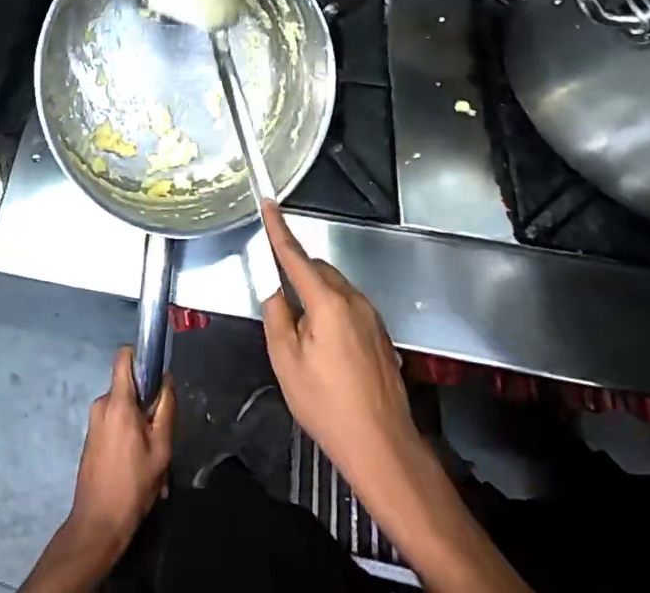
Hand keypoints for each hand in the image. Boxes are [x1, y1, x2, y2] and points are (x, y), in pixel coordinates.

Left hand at [67, 345, 173, 546]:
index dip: (141, 355)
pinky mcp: (92, 439)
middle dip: (149, 406)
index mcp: (117, 402)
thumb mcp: (161, 447)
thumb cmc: (132, 485)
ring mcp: (94, 423)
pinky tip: (142, 471)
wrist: (98, 525)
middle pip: (130, 388)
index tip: (158, 373)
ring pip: (125, 411)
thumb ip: (165, 408)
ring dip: (143, 430)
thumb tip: (166, 380)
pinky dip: (131, 441)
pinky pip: (116, 426)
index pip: (123, 357)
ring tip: (155, 462)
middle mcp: (101, 405)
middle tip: (163, 436)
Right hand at [258, 200, 418, 486]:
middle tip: (276, 298)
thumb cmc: (326, 404)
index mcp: (327, 302)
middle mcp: (354, 300)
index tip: (269, 205)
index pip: (296, 256)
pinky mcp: (380, 332)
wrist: (380, 443)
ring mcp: (371, 316)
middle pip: (317, 270)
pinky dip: (330, 310)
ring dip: (314, 294)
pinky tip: (324, 346)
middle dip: (296, 273)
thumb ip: (275, 315)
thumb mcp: (286, 360)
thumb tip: (273, 289)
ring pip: (334, 288)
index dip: (279, 230)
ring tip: (300, 332)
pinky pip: (349, 306)